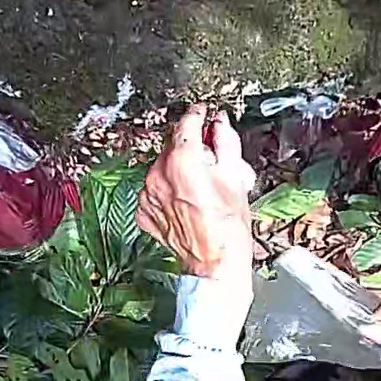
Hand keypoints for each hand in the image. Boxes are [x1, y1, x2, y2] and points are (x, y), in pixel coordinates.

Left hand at [137, 105, 256, 279]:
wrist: (214, 266)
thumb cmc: (228, 229)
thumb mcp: (236, 179)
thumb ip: (226, 143)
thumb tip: (220, 124)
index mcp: (182, 162)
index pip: (186, 124)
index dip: (198, 115)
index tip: (204, 114)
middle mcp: (159, 175)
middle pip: (173, 146)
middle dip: (192, 148)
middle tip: (212, 163)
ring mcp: (148, 195)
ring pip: (163, 168)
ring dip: (179, 170)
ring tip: (201, 189)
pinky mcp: (144, 212)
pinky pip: (156, 190)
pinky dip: (169, 191)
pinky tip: (187, 203)